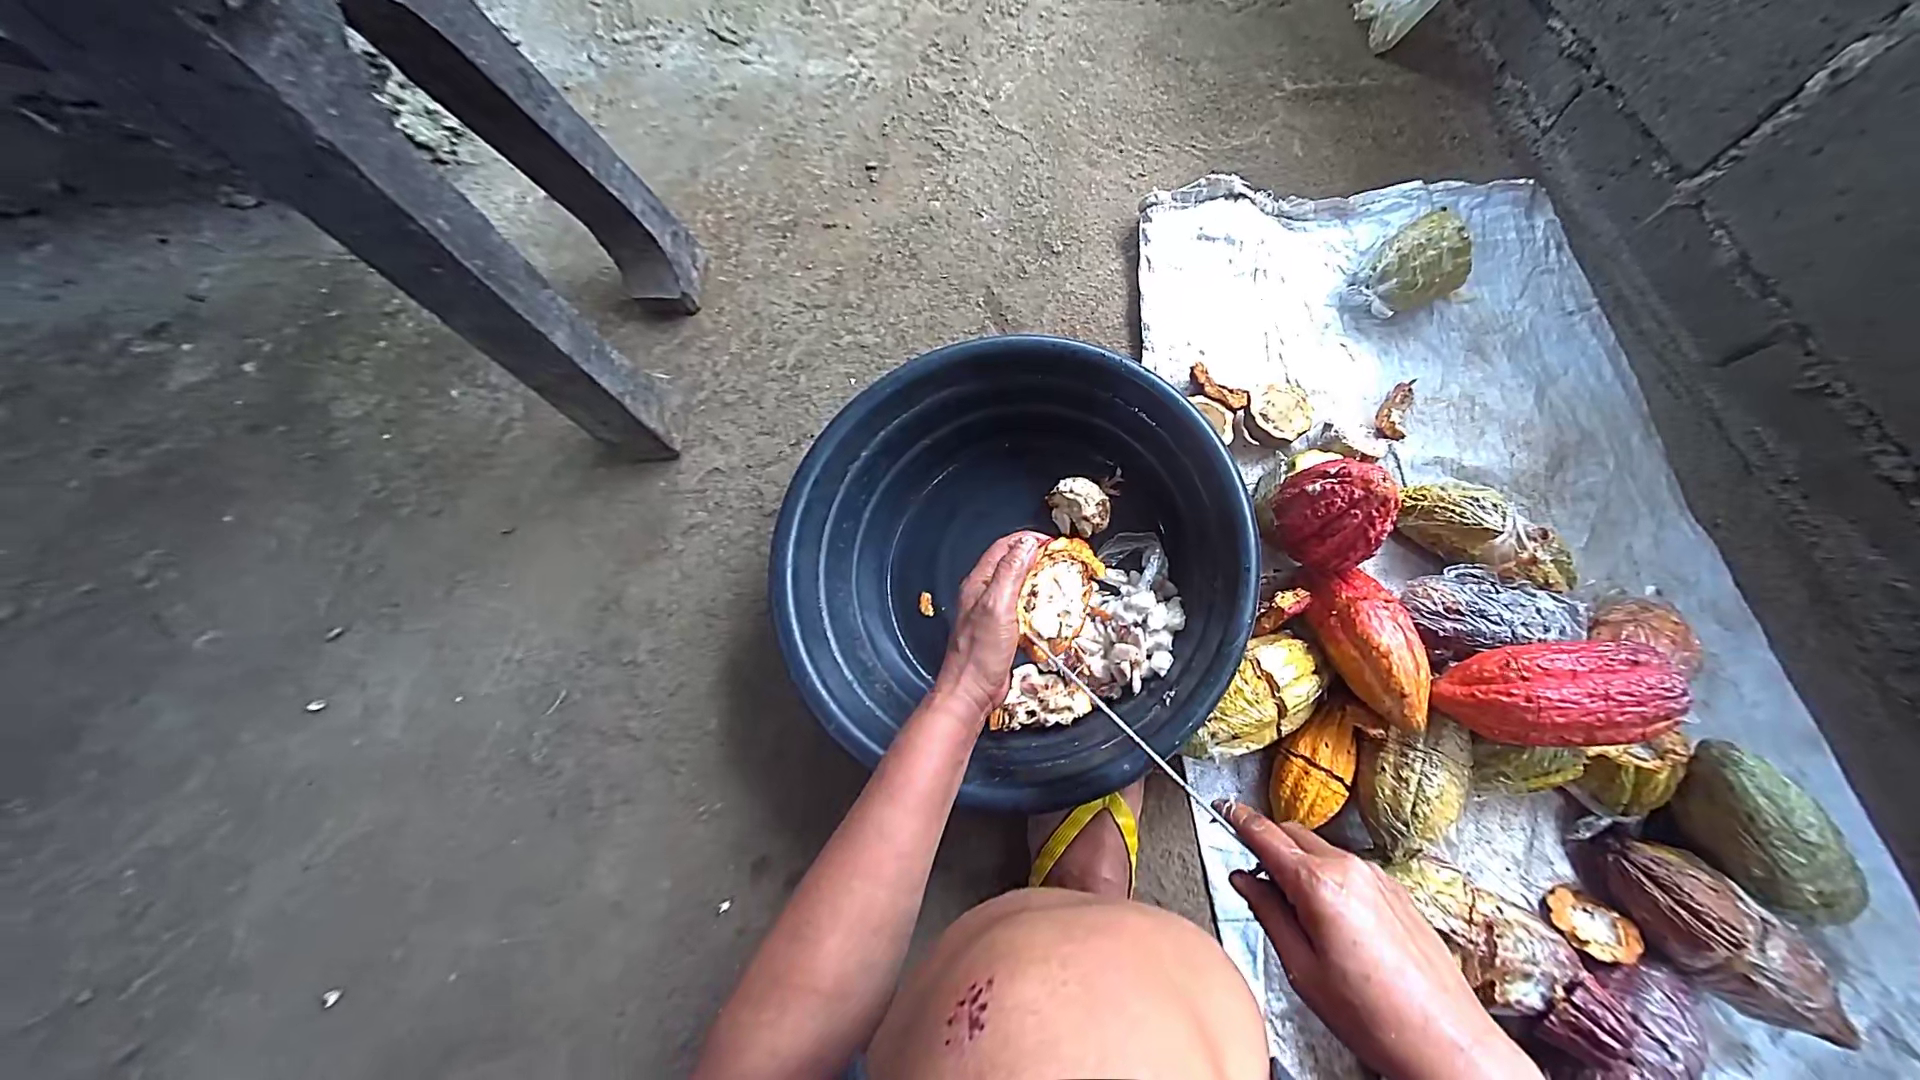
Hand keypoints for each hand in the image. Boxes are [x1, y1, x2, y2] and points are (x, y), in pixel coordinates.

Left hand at [932, 531, 1047, 719]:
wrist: (970, 692)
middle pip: (1011, 563)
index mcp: (978, 583)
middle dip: (1036, 557)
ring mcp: (991, 612)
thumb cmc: (977, 655)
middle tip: (1059, 559)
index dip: (1028, 540)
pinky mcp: (1001, 630)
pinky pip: (1020, 607)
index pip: (1004, 547)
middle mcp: (983, 594)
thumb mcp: (997, 606)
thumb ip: (1010, 573)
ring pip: (1017, 585)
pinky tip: (1047, 609)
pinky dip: (1036, 603)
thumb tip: (1026, 545)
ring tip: (1058, 579)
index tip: (1052, 543)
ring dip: (1037, 579)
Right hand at [1217, 801, 1541, 1079]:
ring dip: (1300, 863)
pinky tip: (1332, 920)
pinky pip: (1348, 867)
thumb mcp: (1301, 968)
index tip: (1226, 809)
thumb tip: (1244, 880)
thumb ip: (1266, 911)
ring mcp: (1378, 878)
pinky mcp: (1397, 891)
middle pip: (1292, 834)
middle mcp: (1350, 869)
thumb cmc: (1377, 1018)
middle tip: (1256, 876)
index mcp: (1319, 885)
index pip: (1265, 834)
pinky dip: (1328, 876)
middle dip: (1270, 845)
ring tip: (1299, 912)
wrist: (1451, 1047)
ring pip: (1320, 849)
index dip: (1239, 818)